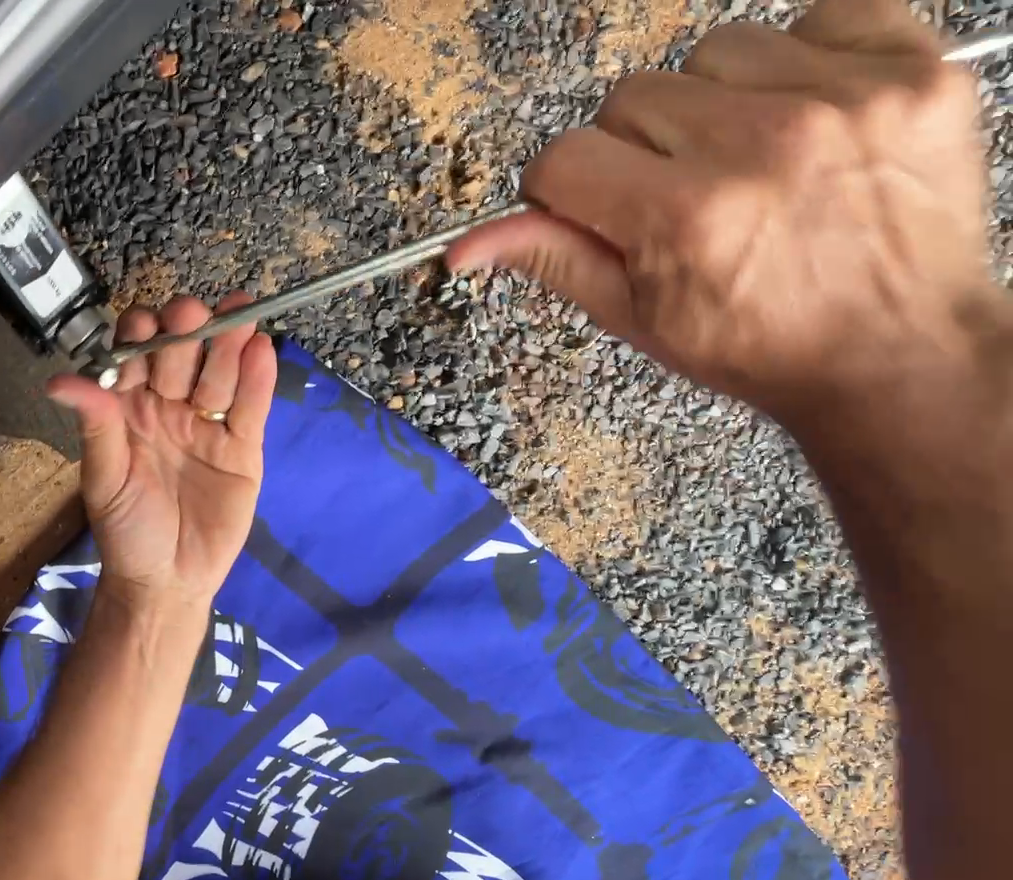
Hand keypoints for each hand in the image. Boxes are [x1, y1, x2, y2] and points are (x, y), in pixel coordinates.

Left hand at [46, 294, 276, 608]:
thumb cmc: (127, 531)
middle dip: (185, 329)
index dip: (140, 336)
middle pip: (181, 354)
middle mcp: (169, 406)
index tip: (143, 327)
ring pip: (219, 373)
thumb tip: (58, 381)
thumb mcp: (105, 479)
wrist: (167, 580)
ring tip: (237, 311)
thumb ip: (95, 426)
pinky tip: (261, 349)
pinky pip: (252, 408)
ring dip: (227, 341)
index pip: (135, 356)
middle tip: (190, 315)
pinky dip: (259, 380)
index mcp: (129, 409)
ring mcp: (207, 424)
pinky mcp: (242, 448)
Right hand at [449, 0, 1003, 438]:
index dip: (561, 189)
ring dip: (707, 100)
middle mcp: (760, 146)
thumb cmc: (752, 342)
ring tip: (738, 155)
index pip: (563, 158)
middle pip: (628, 98)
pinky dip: (798, 59)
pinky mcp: (915, 67)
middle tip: (671, 195)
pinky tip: (800, 116)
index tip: (592, 210)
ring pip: (712, 51)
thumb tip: (462, 247)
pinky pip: (820, 15)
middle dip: (631, 147)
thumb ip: (550, 258)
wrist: (892, 349)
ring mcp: (845, 99)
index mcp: (682, 217)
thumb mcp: (629, 314)